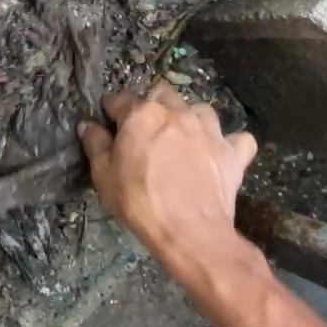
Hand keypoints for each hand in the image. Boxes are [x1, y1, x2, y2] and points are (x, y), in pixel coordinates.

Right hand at [79, 83, 258, 285]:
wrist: (190, 232)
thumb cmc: (139, 200)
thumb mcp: (103, 173)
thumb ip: (95, 143)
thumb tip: (87, 125)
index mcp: (141, 114)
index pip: (119, 99)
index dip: (111, 113)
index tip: (108, 129)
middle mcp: (176, 113)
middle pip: (162, 94)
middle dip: (151, 106)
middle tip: (144, 131)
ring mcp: (209, 132)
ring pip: (200, 110)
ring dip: (189, 118)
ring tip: (181, 138)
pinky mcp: (233, 154)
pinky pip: (239, 139)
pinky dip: (230, 143)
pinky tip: (219, 153)